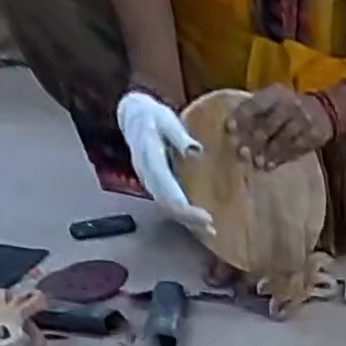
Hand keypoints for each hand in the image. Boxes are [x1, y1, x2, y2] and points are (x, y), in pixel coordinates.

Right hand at [115, 91, 213, 235]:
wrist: (134, 114)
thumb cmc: (153, 115)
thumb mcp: (165, 118)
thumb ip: (178, 135)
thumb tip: (195, 151)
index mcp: (148, 157)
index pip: (166, 188)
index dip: (185, 207)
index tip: (206, 217)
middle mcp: (146, 172)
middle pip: (166, 202)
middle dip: (188, 218)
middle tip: (211, 228)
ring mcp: (148, 179)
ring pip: (166, 206)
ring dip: (187, 221)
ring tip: (210, 232)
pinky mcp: (155, 182)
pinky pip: (168, 203)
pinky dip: (185, 216)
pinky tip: (202, 224)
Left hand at [227, 84, 333, 169]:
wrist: (324, 111)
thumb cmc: (290, 105)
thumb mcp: (275, 98)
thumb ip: (258, 108)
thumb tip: (236, 128)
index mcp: (277, 94)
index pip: (257, 104)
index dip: (242, 116)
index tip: (229, 128)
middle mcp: (291, 107)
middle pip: (270, 125)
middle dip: (255, 140)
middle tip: (242, 152)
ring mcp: (304, 124)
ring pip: (283, 140)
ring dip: (269, 153)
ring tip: (257, 163)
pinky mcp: (313, 138)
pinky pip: (296, 150)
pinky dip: (282, 158)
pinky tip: (271, 165)